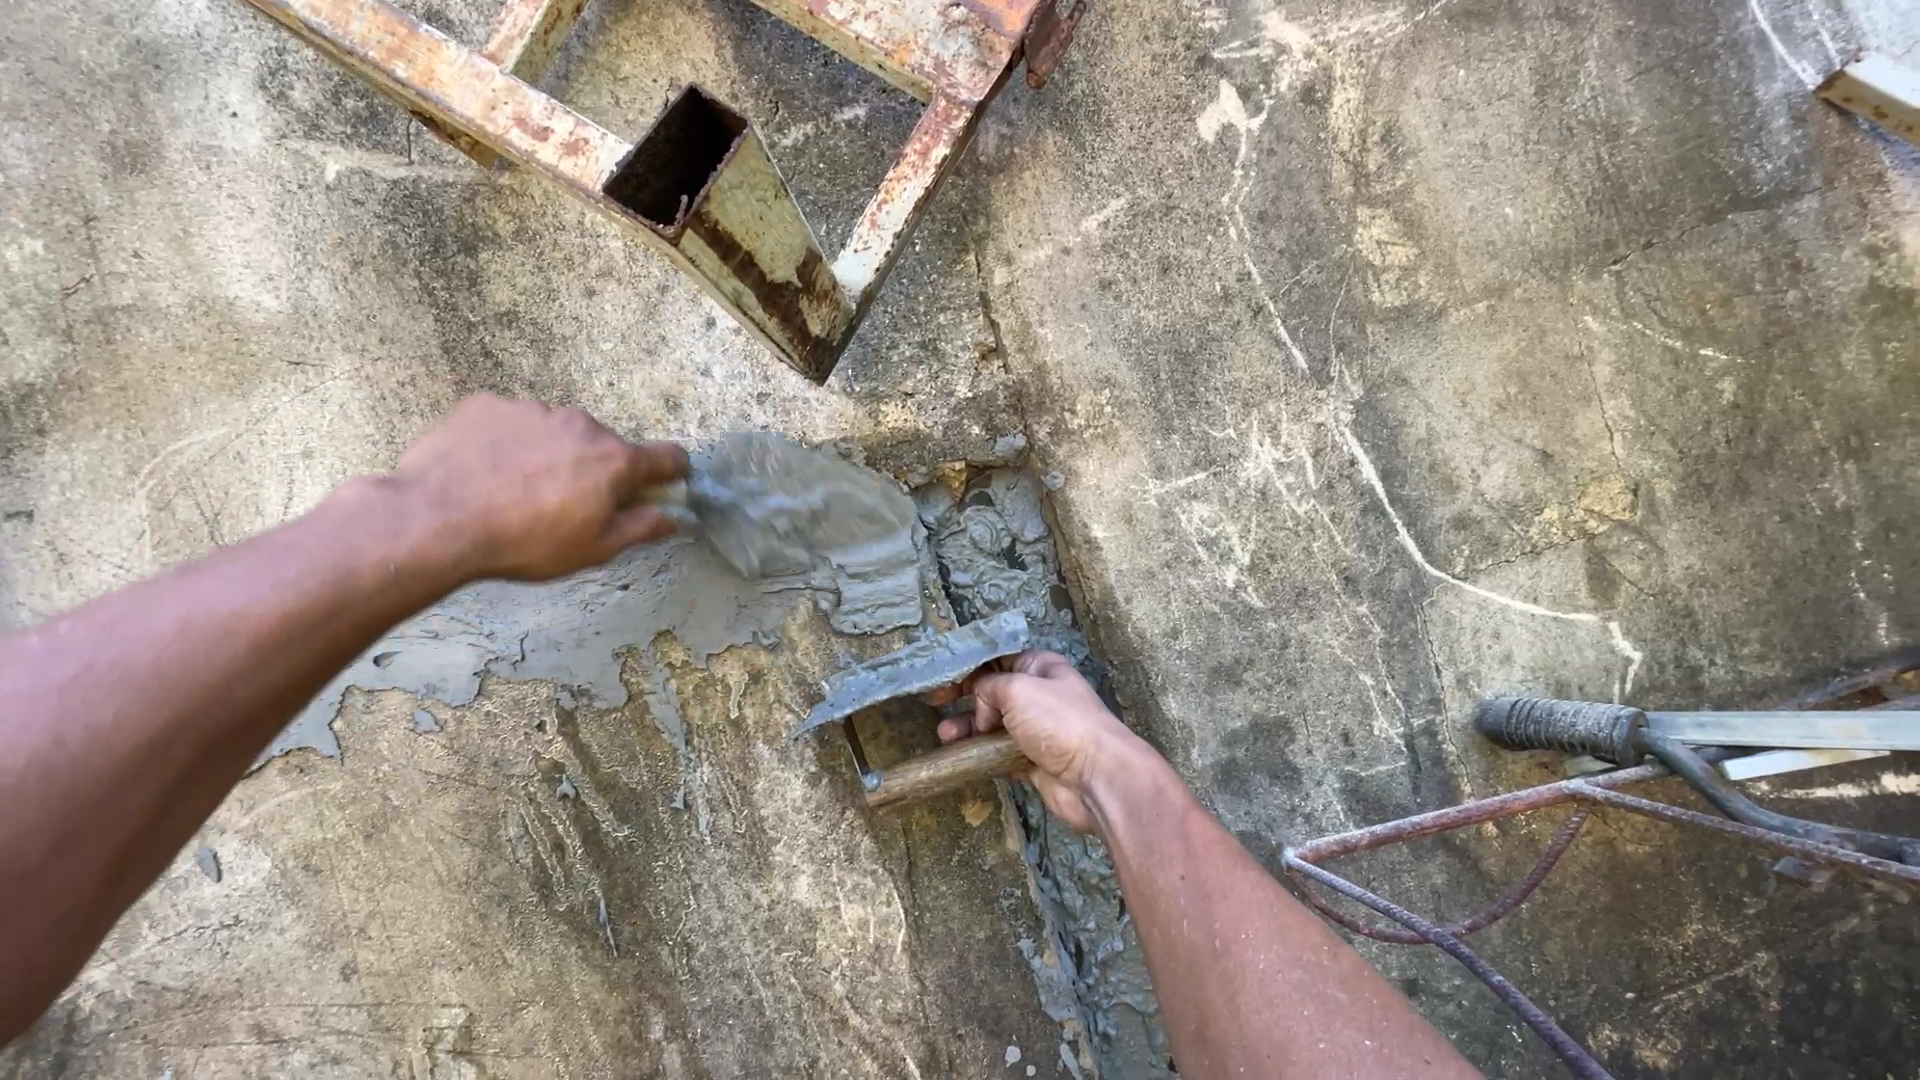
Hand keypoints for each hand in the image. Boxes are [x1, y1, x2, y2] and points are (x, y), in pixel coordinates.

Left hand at [390, 395, 688, 580]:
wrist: (436, 519)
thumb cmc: (525, 541)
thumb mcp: (595, 549)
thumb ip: (643, 527)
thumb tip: (674, 518)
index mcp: (615, 461)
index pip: (668, 456)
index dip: (671, 473)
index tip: (660, 487)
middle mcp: (582, 425)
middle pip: (606, 446)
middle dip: (597, 470)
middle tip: (566, 504)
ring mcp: (534, 410)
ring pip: (558, 432)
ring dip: (552, 454)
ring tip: (518, 489)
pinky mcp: (489, 406)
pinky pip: (513, 422)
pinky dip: (510, 442)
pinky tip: (488, 472)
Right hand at [935, 651, 1161, 834]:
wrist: (1095, 776)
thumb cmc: (1058, 722)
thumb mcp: (1017, 688)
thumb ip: (989, 686)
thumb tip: (982, 703)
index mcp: (1040, 667)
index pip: (998, 659)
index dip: (969, 666)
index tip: (941, 676)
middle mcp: (1039, 695)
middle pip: (993, 692)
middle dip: (964, 697)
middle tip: (935, 703)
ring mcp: (1036, 730)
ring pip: (993, 725)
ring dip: (967, 728)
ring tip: (946, 735)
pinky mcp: (1032, 761)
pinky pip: (999, 754)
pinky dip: (980, 754)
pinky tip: (961, 755)